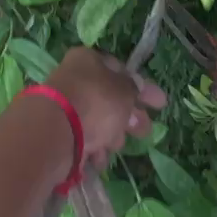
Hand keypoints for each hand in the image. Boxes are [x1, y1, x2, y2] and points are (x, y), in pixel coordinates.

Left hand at [43, 47, 167, 169]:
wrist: (56, 130)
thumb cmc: (95, 101)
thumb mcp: (123, 90)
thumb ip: (133, 87)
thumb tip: (135, 84)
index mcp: (88, 59)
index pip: (119, 69)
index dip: (141, 86)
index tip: (159, 103)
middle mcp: (75, 77)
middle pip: (110, 98)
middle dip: (129, 117)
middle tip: (145, 130)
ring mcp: (67, 104)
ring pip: (99, 120)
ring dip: (112, 135)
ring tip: (114, 145)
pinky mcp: (61, 129)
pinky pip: (85, 138)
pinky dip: (95, 148)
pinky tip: (98, 157)